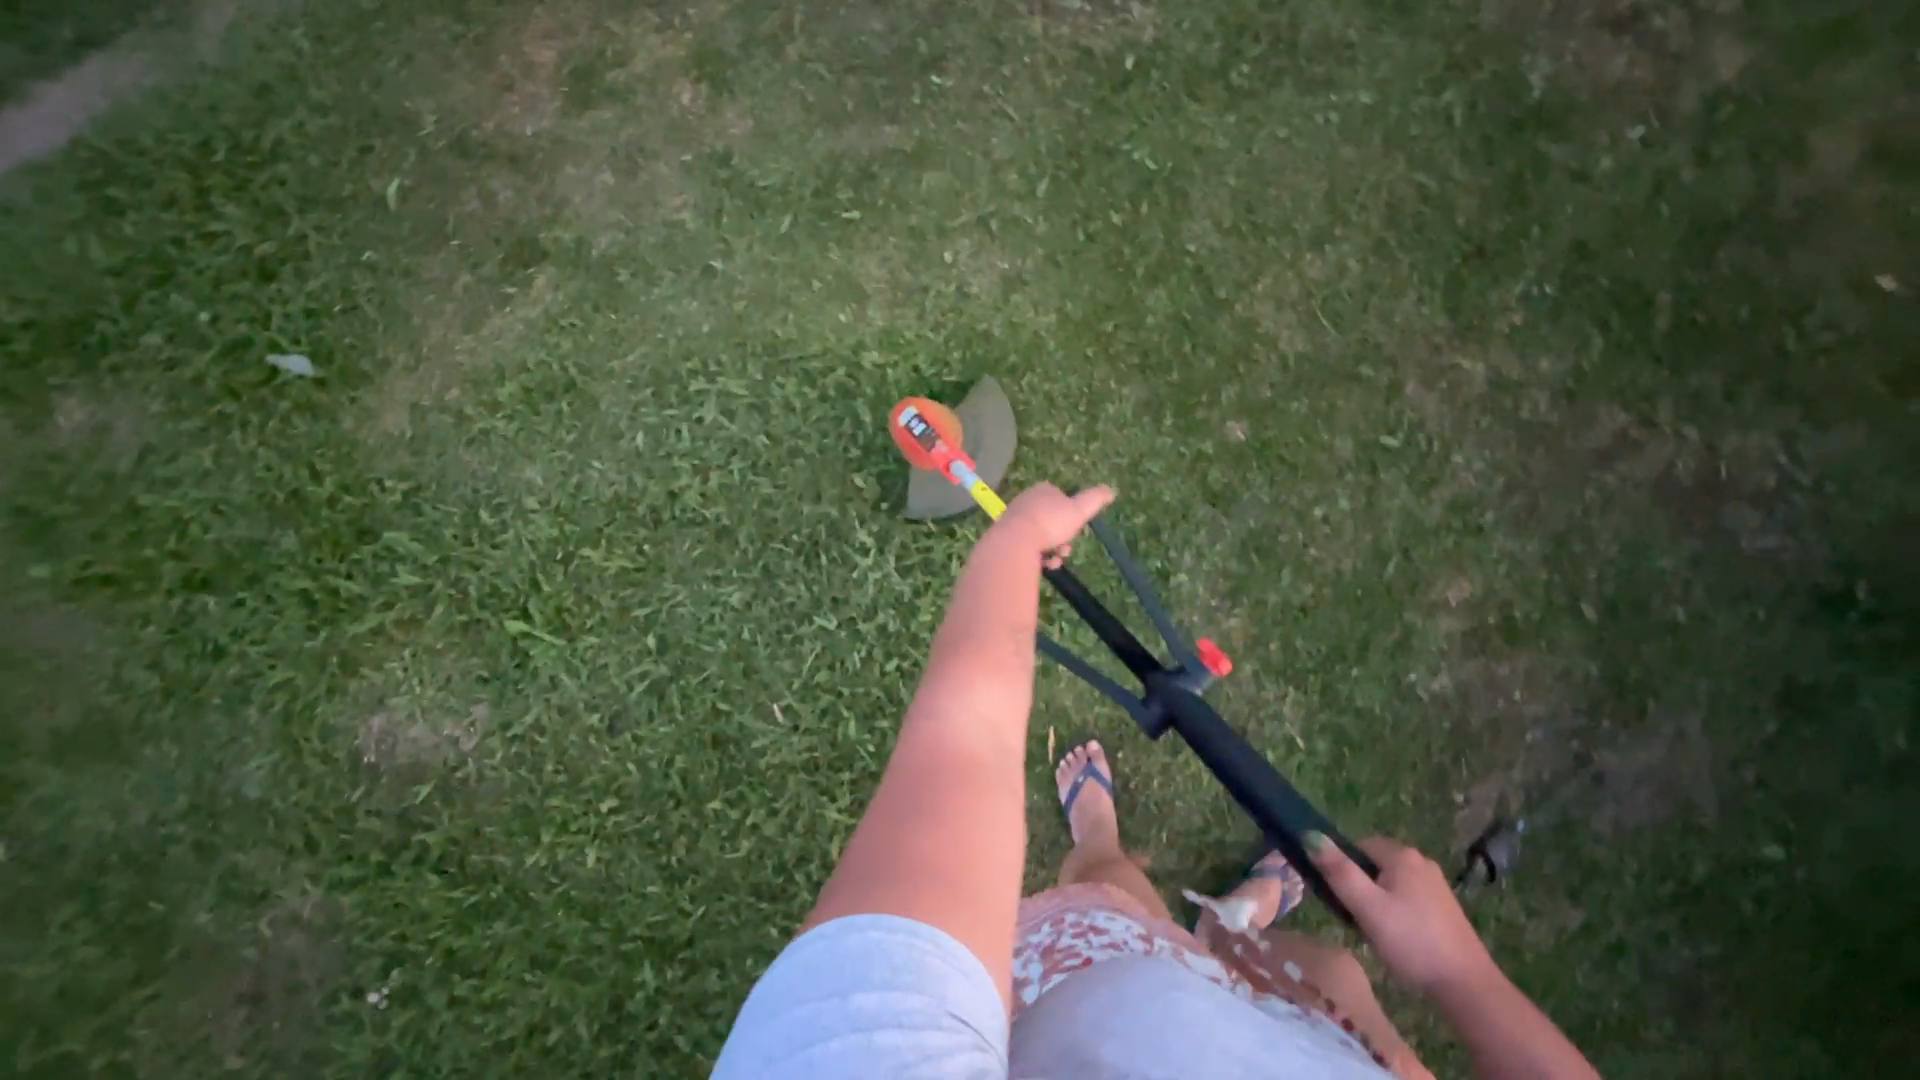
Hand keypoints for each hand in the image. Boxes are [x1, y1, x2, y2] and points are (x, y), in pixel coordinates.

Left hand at [991, 484, 1113, 558]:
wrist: (1015, 542)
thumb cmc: (1050, 523)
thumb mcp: (1080, 510)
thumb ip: (1096, 499)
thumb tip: (1111, 490)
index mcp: (1043, 490)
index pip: (1062, 499)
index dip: (1072, 515)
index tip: (1077, 529)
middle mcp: (1026, 501)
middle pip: (1052, 520)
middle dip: (1063, 537)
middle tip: (1067, 549)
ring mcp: (1014, 519)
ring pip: (1041, 535)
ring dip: (1053, 549)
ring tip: (1056, 560)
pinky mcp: (1006, 537)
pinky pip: (1027, 546)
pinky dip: (1038, 556)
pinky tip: (1044, 565)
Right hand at [1307, 834, 1498, 995]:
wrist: (1466, 985)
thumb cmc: (1410, 941)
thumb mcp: (1367, 907)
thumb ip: (1338, 871)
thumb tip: (1310, 835)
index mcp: (1402, 855)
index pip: (1357, 845)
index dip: (1343, 868)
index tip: (1340, 897)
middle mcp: (1421, 861)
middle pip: (1374, 863)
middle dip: (1360, 886)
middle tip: (1355, 917)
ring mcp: (1436, 884)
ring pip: (1390, 882)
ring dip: (1376, 900)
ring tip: (1374, 930)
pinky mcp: (1445, 906)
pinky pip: (1407, 897)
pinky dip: (1396, 910)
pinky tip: (1397, 936)